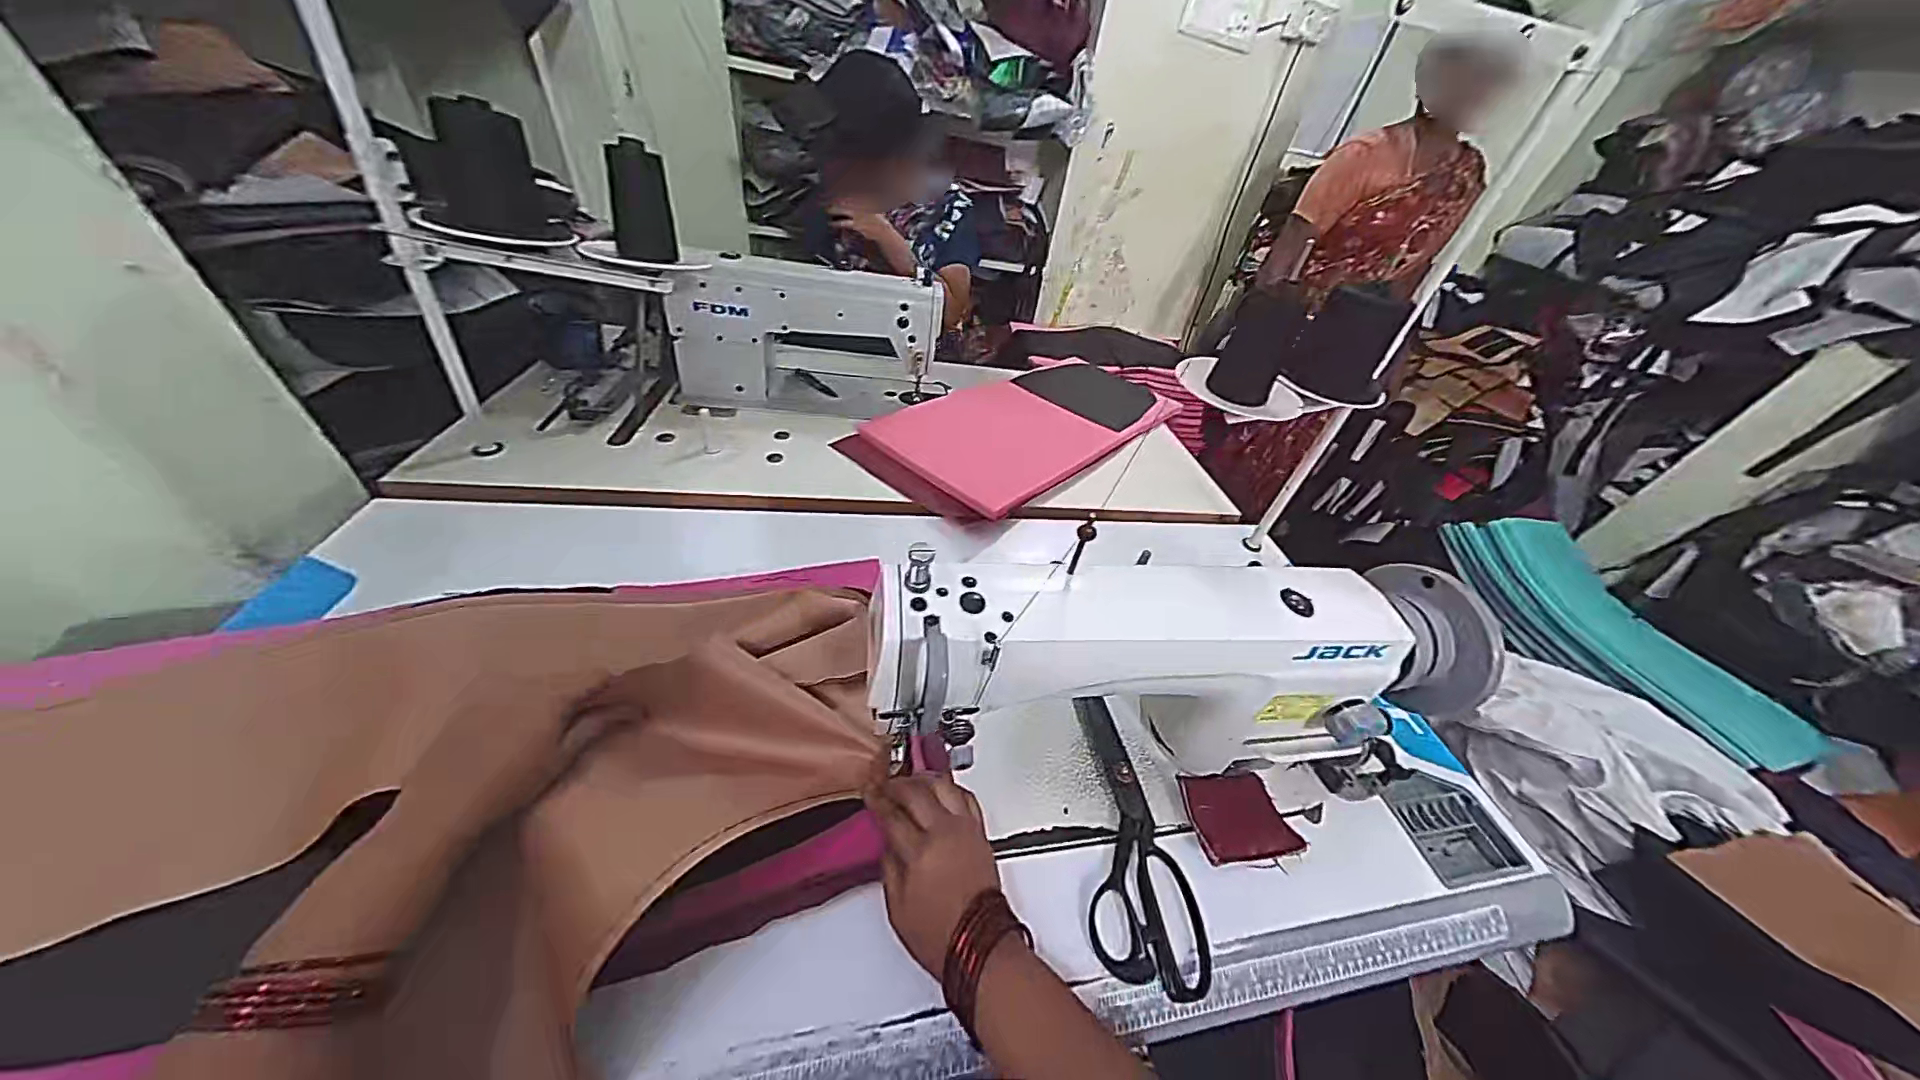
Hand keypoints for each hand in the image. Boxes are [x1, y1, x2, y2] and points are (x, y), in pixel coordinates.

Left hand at [393, 675, 626, 841]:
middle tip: (580, 724)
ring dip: (550, 697)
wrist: (439, 806)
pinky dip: (521, 702)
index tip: (613, 709)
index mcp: (552, 692)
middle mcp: (524, 679)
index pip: (596, 674)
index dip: (610, 690)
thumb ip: (597, 726)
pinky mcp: (469, 698)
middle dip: (579, 694)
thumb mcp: (561, 758)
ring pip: (538, 682)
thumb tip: (632, 709)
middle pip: (567, 676)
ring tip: (544, 730)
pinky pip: (510, 690)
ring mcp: (493, 686)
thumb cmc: (511, 785)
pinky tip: (512, 731)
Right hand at [864, 764, 1001, 975]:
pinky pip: (966, 798)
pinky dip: (952, 789)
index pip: (892, 814)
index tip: (870, 792)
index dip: (877, 799)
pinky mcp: (980, 833)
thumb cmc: (943, 935)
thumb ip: (889, 868)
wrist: (979, 944)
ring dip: (924, 780)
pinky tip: (944, 790)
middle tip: (886, 785)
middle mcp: (944, 834)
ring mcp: (965, 830)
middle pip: (916, 792)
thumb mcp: (898, 908)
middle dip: (896, 785)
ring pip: (943, 786)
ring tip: (912, 781)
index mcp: (919, 852)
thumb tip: (886, 845)